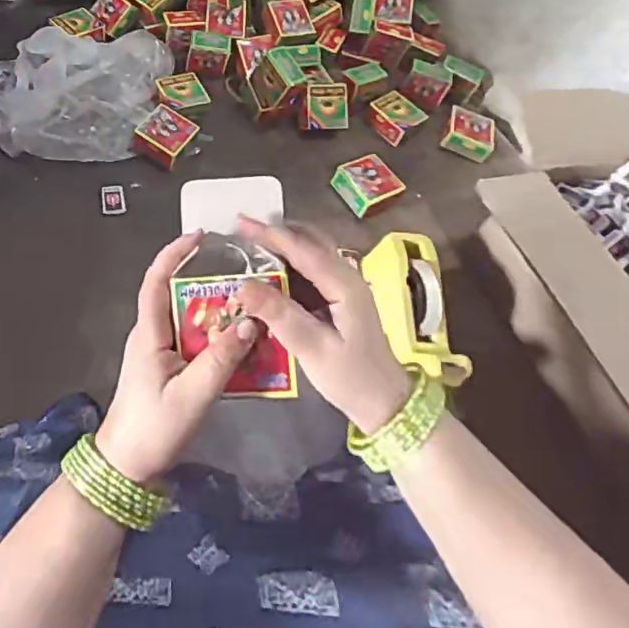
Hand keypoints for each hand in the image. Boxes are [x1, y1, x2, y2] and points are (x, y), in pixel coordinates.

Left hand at [96, 232, 260, 481]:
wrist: (127, 468)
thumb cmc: (152, 428)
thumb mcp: (192, 395)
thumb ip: (221, 360)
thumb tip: (250, 323)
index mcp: (149, 333)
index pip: (155, 281)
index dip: (173, 254)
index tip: (199, 236)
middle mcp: (151, 335)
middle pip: (177, 296)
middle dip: (207, 283)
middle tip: (242, 277)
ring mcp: (158, 352)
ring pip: (189, 320)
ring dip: (216, 312)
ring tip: (249, 307)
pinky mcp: (167, 369)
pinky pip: (194, 341)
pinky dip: (215, 337)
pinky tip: (239, 344)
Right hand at [233, 217, 412, 433]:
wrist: (386, 405)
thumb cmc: (351, 378)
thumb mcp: (312, 349)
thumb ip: (279, 315)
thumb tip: (243, 285)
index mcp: (345, 286)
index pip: (304, 250)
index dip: (271, 234)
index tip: (242, 223)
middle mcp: (348, 277)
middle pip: (312, 241)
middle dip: (278, 231)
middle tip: (243, 227)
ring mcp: (347, 286)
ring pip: (314, 251)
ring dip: (285, 242)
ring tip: (253, 239)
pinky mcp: (342, 298)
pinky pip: (315, 267)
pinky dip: (292, 259)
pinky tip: (273, 266)